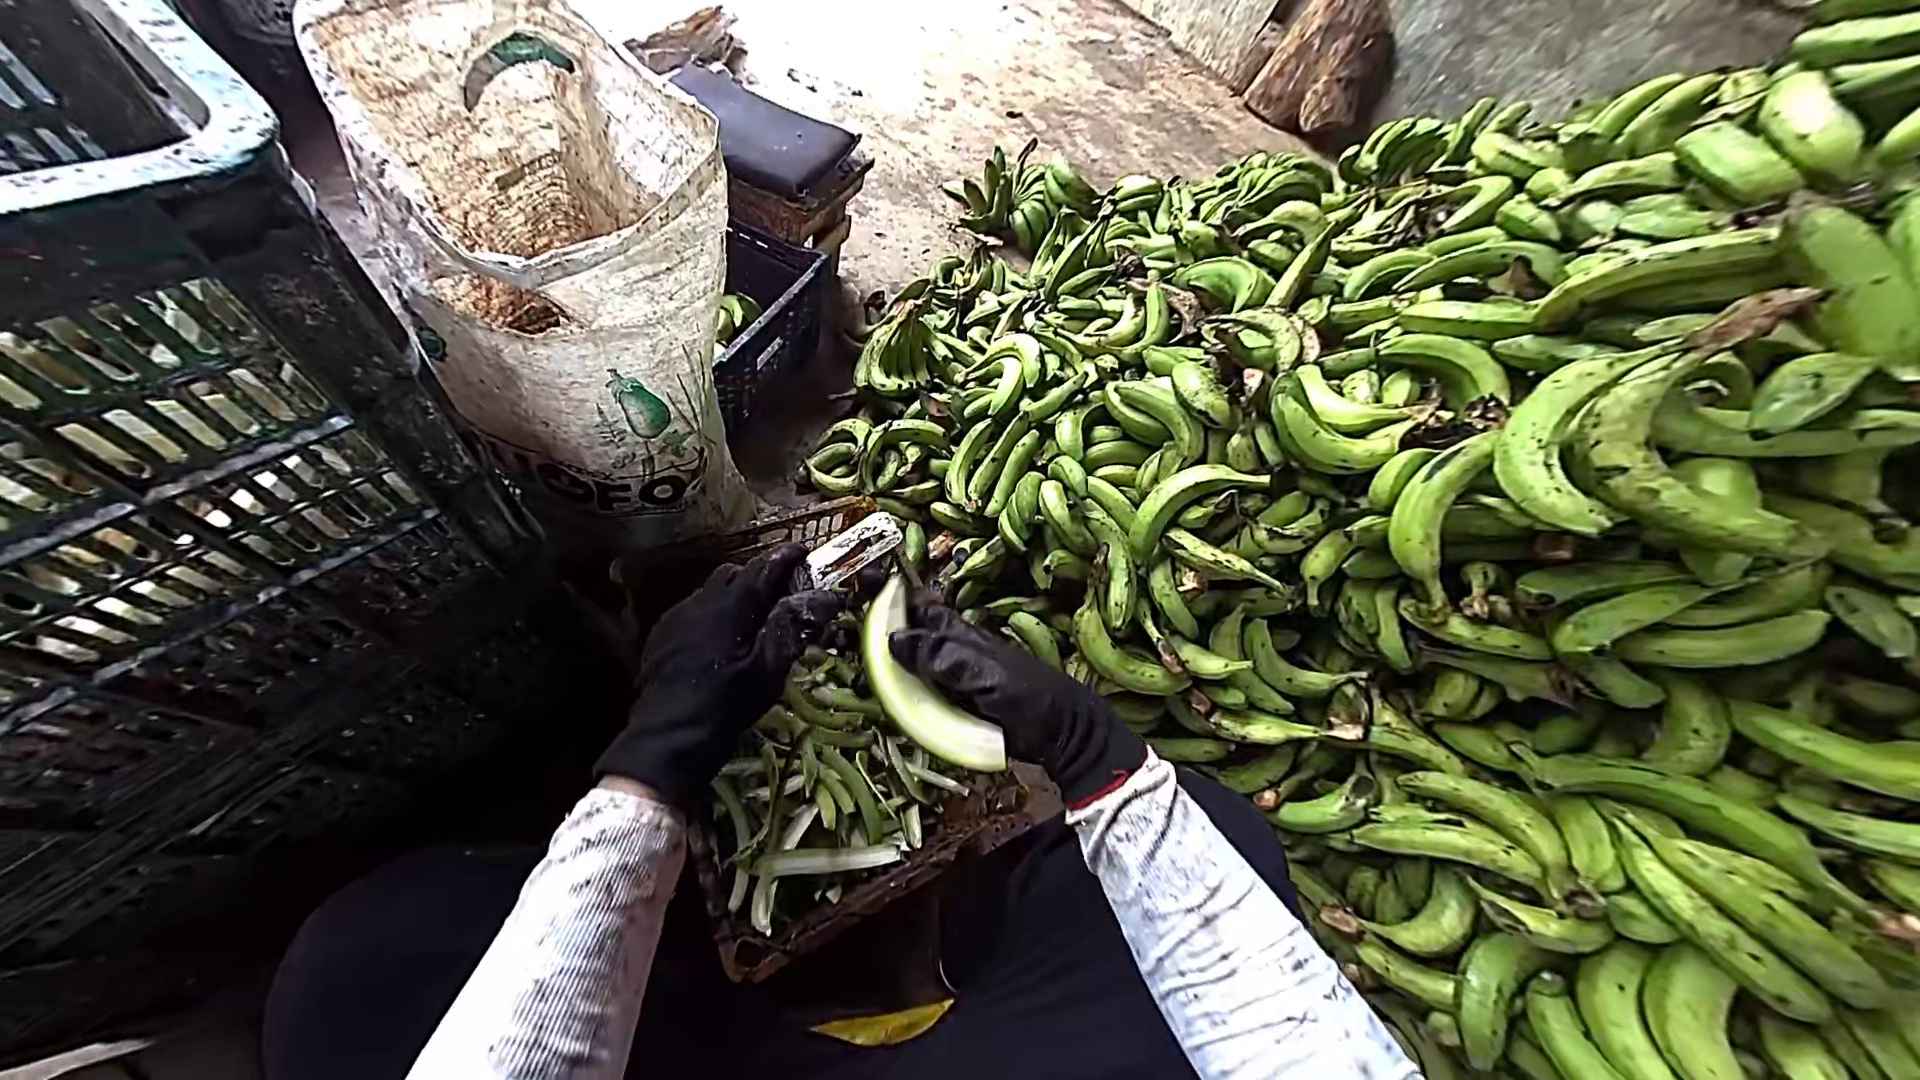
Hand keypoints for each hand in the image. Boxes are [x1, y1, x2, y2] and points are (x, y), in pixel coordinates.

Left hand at [597, 543, 841, 812]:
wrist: (668, 738)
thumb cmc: (726, 704)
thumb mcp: (768, 669)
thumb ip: (791, 626)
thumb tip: (822, 596)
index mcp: (731, 606)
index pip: (764, 567)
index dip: (786, 557)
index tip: (803, 552)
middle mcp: (702, 601)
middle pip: (736, 573)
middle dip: (761, 575)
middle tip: (783, 590)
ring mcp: (678, 616)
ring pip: (712, 590)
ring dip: (737, 594)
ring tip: (754, 615)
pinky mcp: (663, 634)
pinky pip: (695, 609)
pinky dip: (715, 612)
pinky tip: (722, 637)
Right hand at [887, 599, 1144, 804]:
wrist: (1060, 733)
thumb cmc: (1026, 695)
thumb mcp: (981, 673)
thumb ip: (940, 656)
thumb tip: (893, 639)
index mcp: (959, 634)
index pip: (921, 610)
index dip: (897, 601)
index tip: (867, 596)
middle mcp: (954, 651)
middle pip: (915, 637)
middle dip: (890, 635)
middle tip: (860, 642)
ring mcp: (955, 680)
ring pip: (919, 666)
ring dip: (896, 669)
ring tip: (868, 673)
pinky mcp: (959, 706)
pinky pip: (927, 696)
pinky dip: (910, 696)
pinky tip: (896, 703)